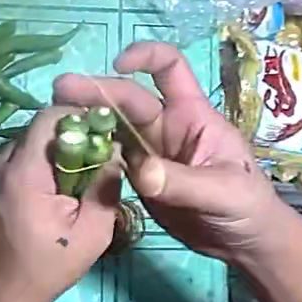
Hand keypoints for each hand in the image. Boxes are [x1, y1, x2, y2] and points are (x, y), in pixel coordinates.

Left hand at [0, 105, 121, 301]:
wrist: (2, 294)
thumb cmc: (49, 265)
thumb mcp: (93, 233)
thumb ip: (106, 189)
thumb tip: (114, 155)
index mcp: (24, 171)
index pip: (49, 117)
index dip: (79, 116)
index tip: (102, 130)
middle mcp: (0, 163)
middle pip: (39, 127)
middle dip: (69, 134)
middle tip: (95, 153)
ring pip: (29, 142)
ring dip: (54, 150)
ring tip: (77, 174)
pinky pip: (19, 159)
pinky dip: (39, 164)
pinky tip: (55, 189)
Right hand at [53, 42, 301, 263]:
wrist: (244, 244)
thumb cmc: (247, 206)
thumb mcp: (224, 192)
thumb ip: (184, 182)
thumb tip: (141, 172)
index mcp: (193, 115)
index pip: (170, 68)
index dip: (146, 57)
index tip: (118, 64)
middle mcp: (167, 127)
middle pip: (129, 99)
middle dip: (97, 91)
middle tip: (59, 92)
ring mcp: (151, 153)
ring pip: (114, 129)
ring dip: (86, 122)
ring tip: (54, 123)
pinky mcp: (140, 179)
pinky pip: (110, 160)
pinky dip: (90, 156)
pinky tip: (68, 157)